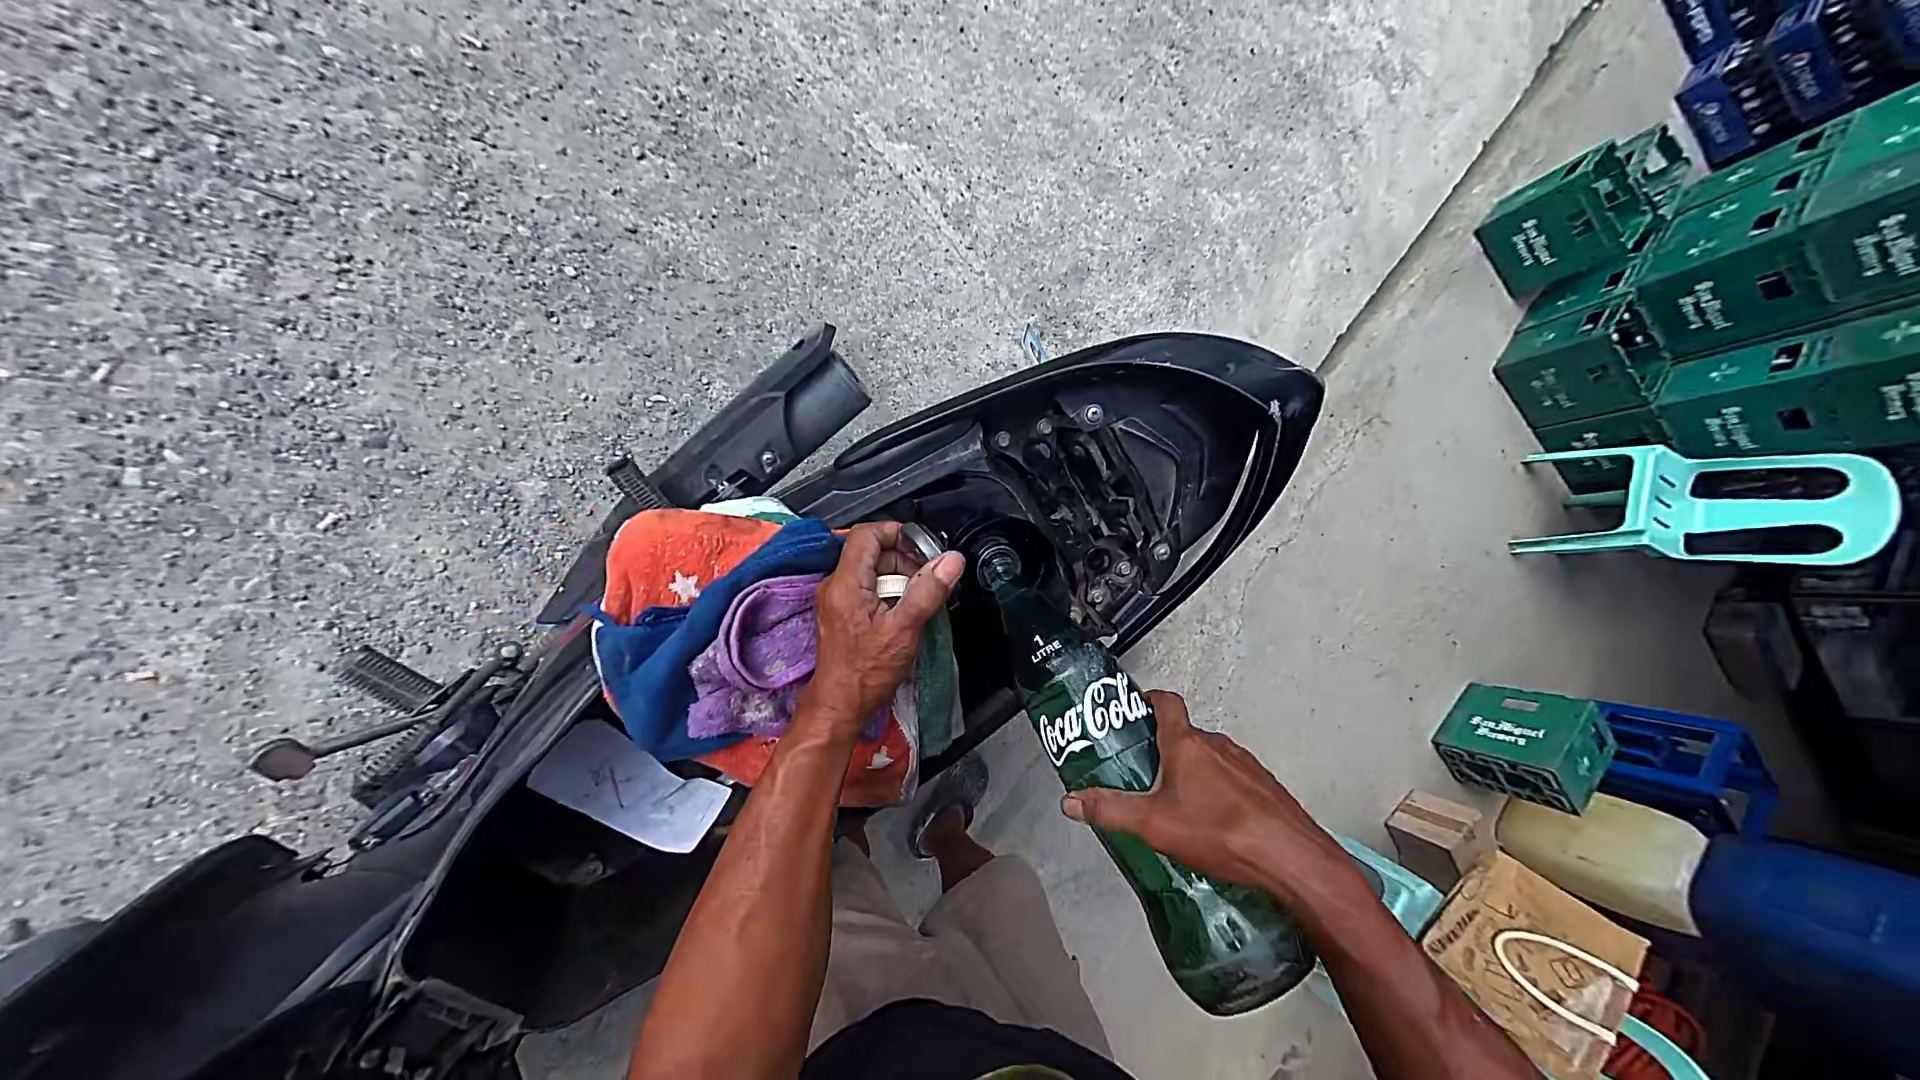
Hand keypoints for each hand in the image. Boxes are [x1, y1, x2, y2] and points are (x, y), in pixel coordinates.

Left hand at [800, 522, 964, 737]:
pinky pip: (867, 589)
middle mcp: (836, 586)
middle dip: (904, 557)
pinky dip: (890, 592)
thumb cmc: (866, 673)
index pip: (866, 534)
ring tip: (921, 595)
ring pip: (871, 570)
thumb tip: (951, 560)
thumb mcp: (904, 628)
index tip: (922, 546)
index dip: (896, 532)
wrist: (840, 706)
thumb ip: (928, 590)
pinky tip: (907, 610)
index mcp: (846, 583)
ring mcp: (837, 601)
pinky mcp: (842, 615)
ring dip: (900, 576)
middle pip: (871, 551)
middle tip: (928, 575)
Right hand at [1060, 690, 1352, 906]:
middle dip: (1162, 748)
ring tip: (1174, 803)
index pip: (1166, 702)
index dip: (1148, 699)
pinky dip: (1217, 791)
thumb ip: (1110, 810)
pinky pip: (1232, 779)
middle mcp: (1218, 746)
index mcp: (1187, 744)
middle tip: (1142, 770)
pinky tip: (1211, 824)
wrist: (1294, 861)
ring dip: (1191, 771)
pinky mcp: (1266, 789)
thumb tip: (1072, 801)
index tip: (1133, 708)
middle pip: (1184, 733)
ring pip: (1209, 758)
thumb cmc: (1223, 833)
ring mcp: (1246, 766)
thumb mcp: (1154, 824)